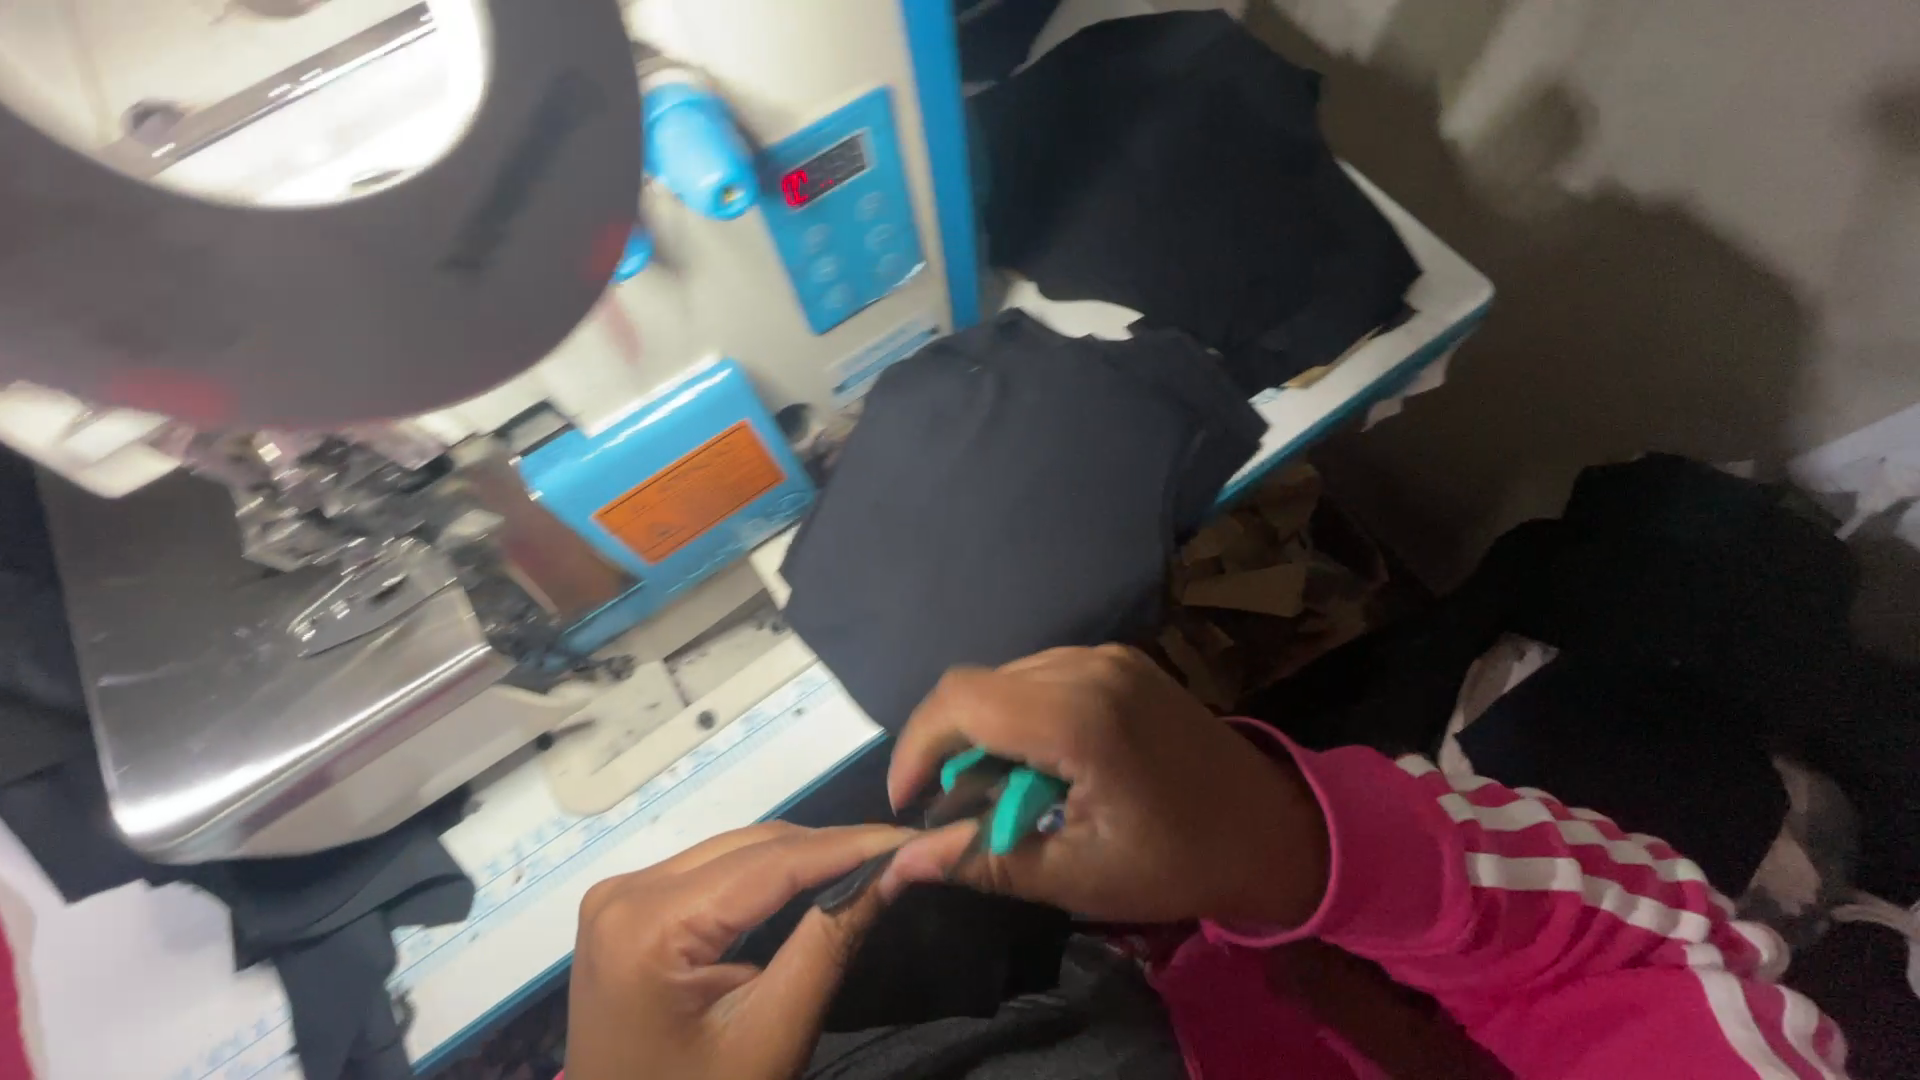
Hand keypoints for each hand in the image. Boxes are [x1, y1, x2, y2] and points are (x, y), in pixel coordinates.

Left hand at [565, 823, 910, 1079]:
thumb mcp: (771, 1036)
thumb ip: (830, 942)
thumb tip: (896, 866)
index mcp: (648, 923)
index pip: (772, 861)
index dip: (850, 844)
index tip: (913, 836)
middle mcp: (626, 889)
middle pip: (753, 847)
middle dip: (832, 846)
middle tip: (901, 851)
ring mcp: (621, 893)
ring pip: (737, 849)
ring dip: (804, 854)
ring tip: (868, 858)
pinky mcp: (628, 904)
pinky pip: (715, 868)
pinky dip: (769, 870)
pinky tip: (812, 874)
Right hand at [883, 645, 1327, 925]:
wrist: (1276, 828)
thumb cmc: (1179, 863)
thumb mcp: (1077, 877)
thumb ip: (983, 861)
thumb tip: (903, 857)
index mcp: (1080, 716)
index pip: (961, 701)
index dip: (916, 746)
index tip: (907, 800)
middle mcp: (1088, 666)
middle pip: (976, 685)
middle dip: (945, 743)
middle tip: (949, 803)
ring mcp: (1107, 656)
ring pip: (1004, 678)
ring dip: (981, 728)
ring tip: (993, 787)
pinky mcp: (1119, 659)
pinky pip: (1040, 674)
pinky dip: (1016, 714)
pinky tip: (1033, 758)